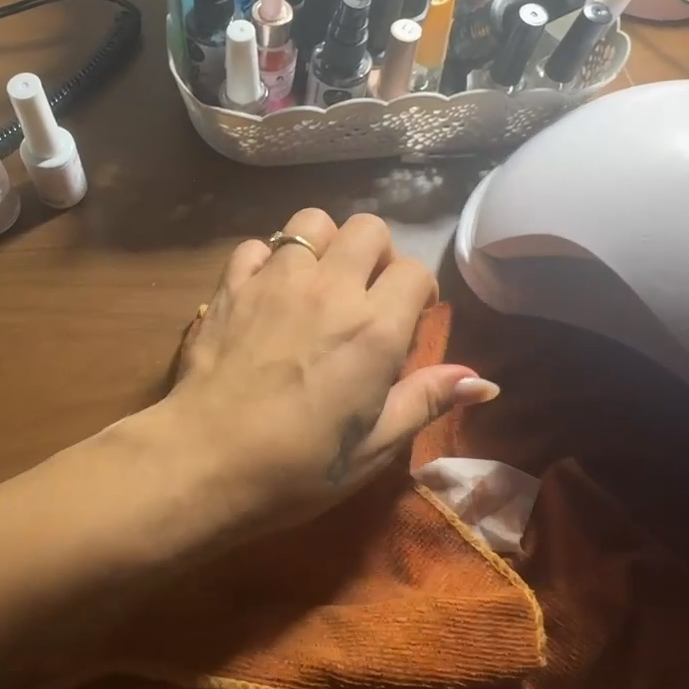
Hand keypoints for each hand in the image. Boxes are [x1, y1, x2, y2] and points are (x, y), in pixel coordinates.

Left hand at [157, 208, 496, 535]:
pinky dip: (267, 261)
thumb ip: (426, 401)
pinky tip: (266, 293)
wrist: (205, 462)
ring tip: (318, 283)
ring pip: (312, 222)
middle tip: (366, 294)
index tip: (407, 319)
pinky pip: (256, 246)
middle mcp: (330, 288)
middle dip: (377, 254)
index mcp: (374, 328)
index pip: (416, 272)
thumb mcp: (374, 447)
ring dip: (324, 244)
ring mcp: (276, 280)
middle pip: (369, 229)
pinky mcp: (232, 285)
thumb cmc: (298, 467)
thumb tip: (484, 381)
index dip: (418, 292)